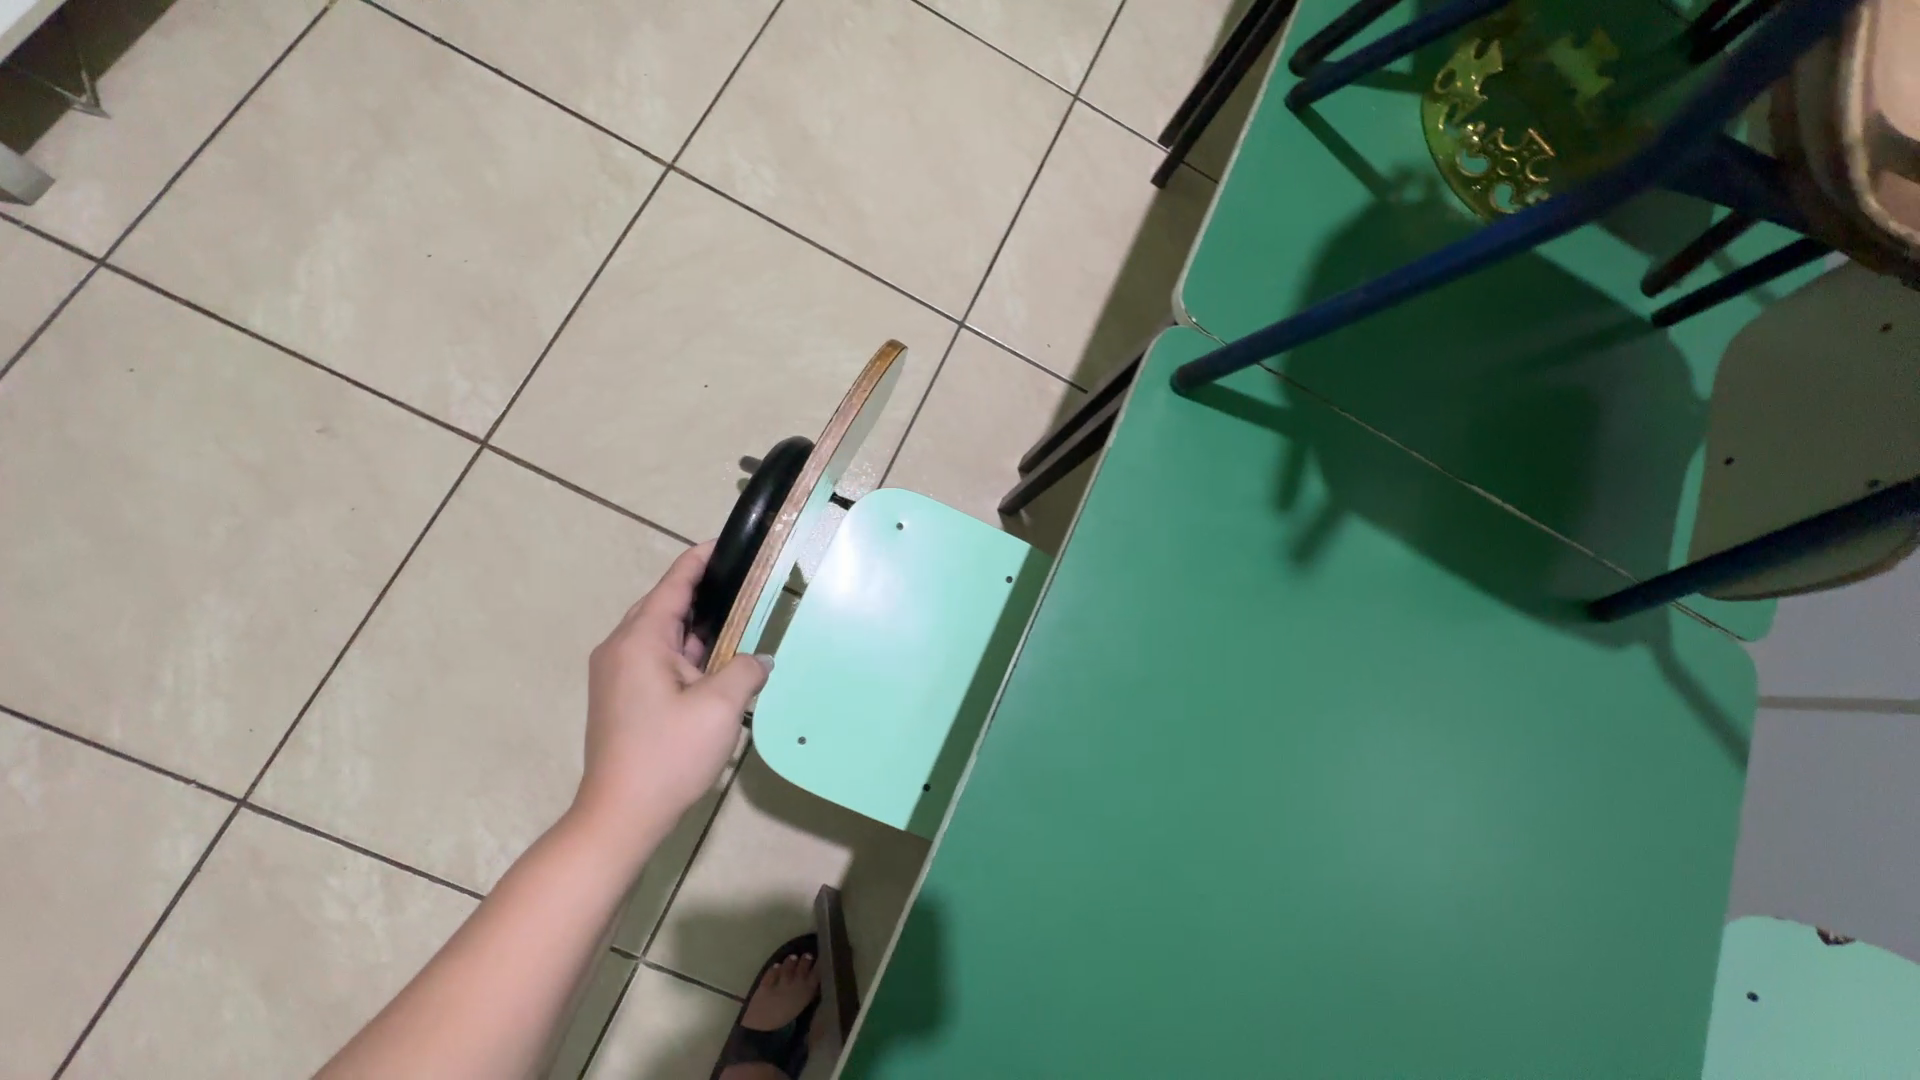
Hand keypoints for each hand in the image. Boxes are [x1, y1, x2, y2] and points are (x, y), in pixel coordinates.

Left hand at [575, 542, 768, 847]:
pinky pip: (658, 660)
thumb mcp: (720, 706)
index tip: (727, 544)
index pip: (674, 584)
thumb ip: (746, 670)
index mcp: (640, 640)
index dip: (700, 560)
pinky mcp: (622, 698)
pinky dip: (688, 654)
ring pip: (663, 637)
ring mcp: (618, 675)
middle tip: (746, 585)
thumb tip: (760, 659)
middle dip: (704, 595)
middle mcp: (621, 649)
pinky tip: (717, 663)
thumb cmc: (669, 753)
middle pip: (665, 607)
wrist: (620, 815)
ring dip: (698, 630)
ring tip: (740, 621)